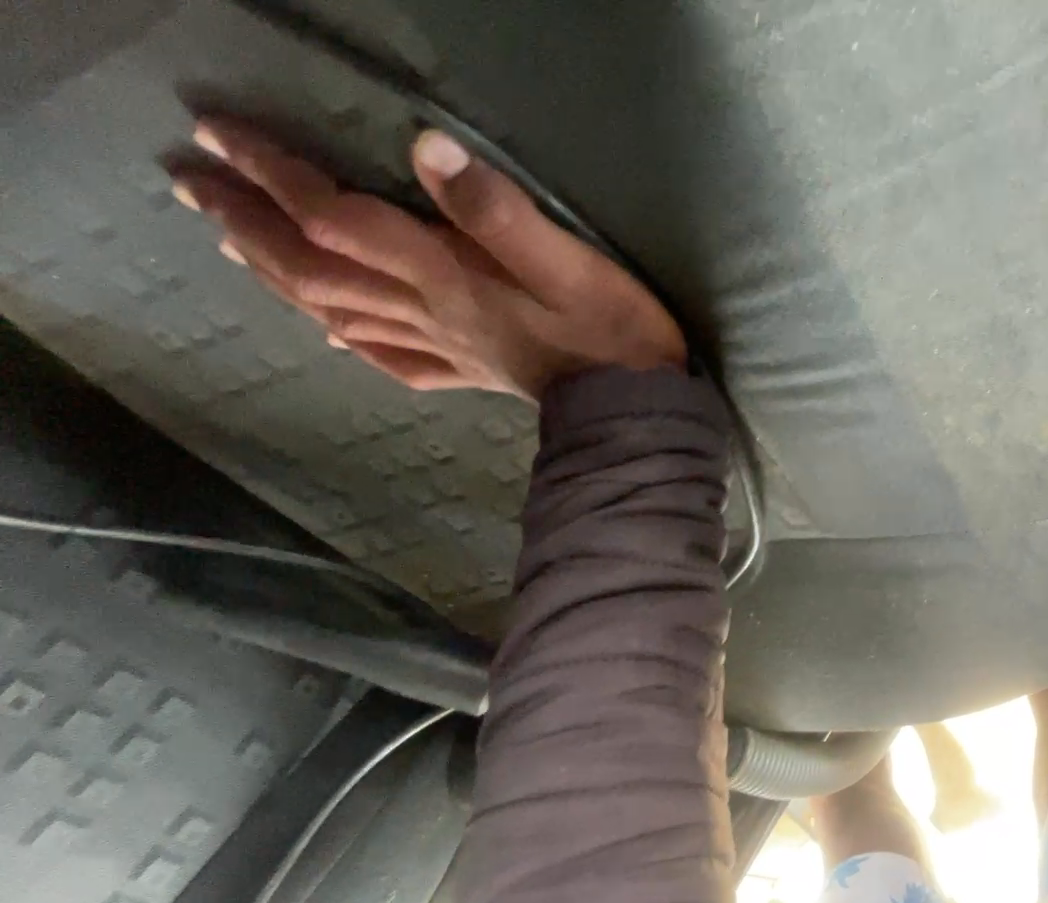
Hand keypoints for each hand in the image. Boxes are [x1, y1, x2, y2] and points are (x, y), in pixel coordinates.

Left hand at [169, 120, 686, 399]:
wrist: (638, 408)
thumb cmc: (613, 330)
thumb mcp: (567, 260)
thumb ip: (498, 211)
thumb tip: (427, 148)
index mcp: (447, 277)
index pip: (340, 221)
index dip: (278, 175)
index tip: (221, 135)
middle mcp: (431, 312)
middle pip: (321, 270)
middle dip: (252, 225)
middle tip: (197, 187)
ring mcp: (450, 349)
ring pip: (345, 314)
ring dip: (284, 280)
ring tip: (240, 251)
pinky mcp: (475, 373)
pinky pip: (399, 362)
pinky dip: (357, 344)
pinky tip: (337, 340)